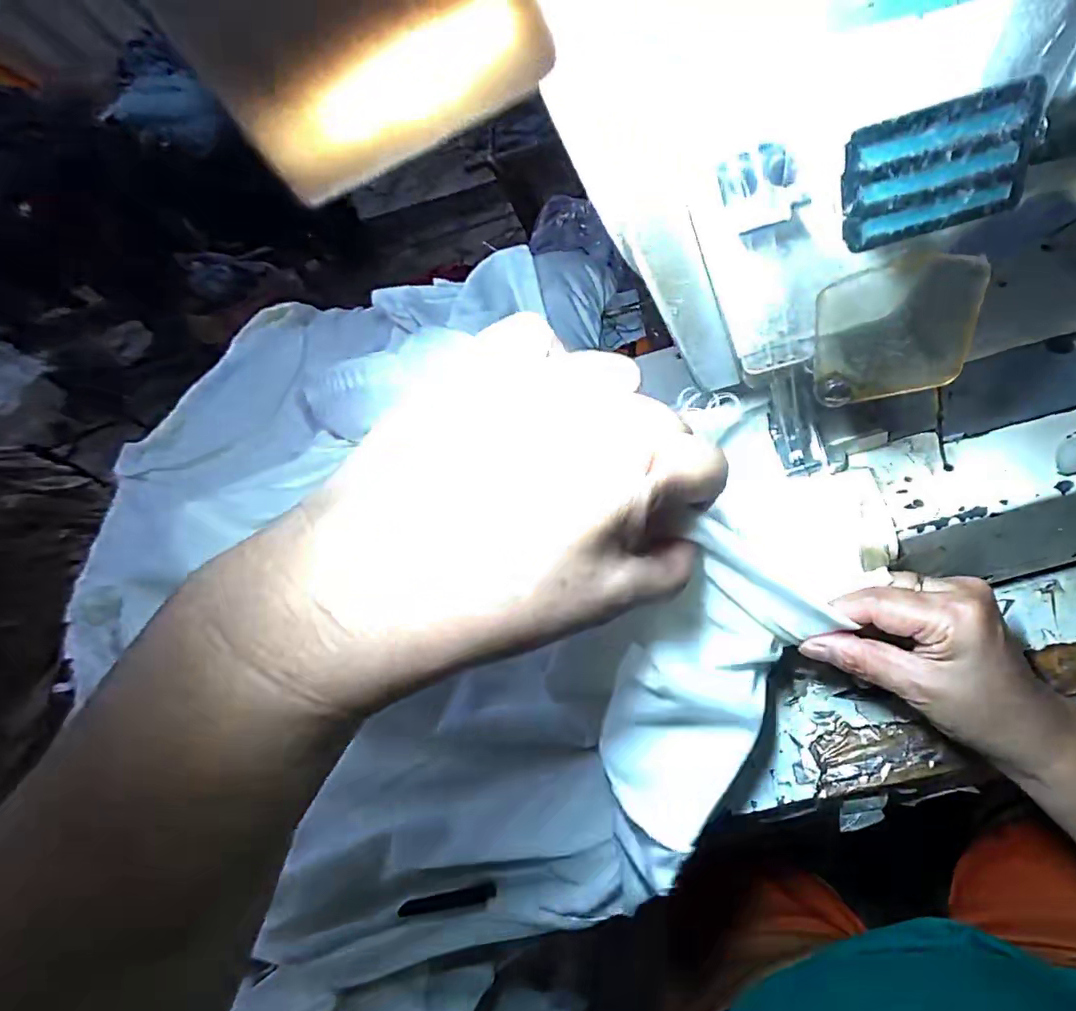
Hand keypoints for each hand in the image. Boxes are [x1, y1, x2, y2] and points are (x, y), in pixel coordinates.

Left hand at [186, 313, 726, 717]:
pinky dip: (548, 369)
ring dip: (608, 415)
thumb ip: (672, 567)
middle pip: (666, 423)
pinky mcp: (480, 360)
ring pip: (614, 380)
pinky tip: (525, 408)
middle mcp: (606, 403)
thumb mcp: (610, 601)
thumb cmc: (504, 600)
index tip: (659, 523)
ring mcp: (541, 372)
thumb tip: (680, 539)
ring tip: (562, 452)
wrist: (365, 584)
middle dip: (654, 461)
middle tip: (607, 502)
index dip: (693, 498)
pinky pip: (542, 343)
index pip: (711, 462)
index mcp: (646, 461)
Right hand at [799, 574, 1075, 780]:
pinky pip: (916, 595)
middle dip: (855, 611)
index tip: (807, 627)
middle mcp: (961, 586)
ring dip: (873, 611)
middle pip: (889, 589)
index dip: (839, 612)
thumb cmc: (977, 714)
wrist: (1027, 725)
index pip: (880, 600)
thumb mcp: (915, 688)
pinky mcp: (966, 595)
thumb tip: (814, 643)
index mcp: (953, 609)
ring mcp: (966, 587)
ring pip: (900, 589)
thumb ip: (863, 659)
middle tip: (824, 636)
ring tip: (850, 638)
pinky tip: (881, 634)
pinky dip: (894, 612)